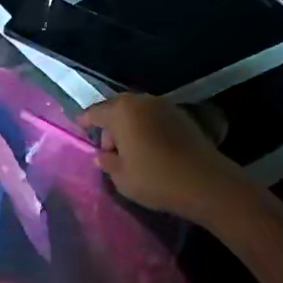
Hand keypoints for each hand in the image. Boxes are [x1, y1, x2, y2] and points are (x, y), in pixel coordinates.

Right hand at [80, 94, 246, 223]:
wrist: (204, 181)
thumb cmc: (155, 178)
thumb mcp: (122, 178)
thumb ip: (107, 162)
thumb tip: (102, 154)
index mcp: (121, 111)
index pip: (95, 112)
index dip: (85, 120)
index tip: (77, 125)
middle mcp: (141, 101)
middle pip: (117, 108)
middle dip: (109, 125)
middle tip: (108, 148)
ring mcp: (164, 105)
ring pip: (137, 111)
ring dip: (130, 126)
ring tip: (131, 150)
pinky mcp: (182, 115)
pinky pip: (154, 117)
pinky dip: (147, 127)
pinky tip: (150, 147)